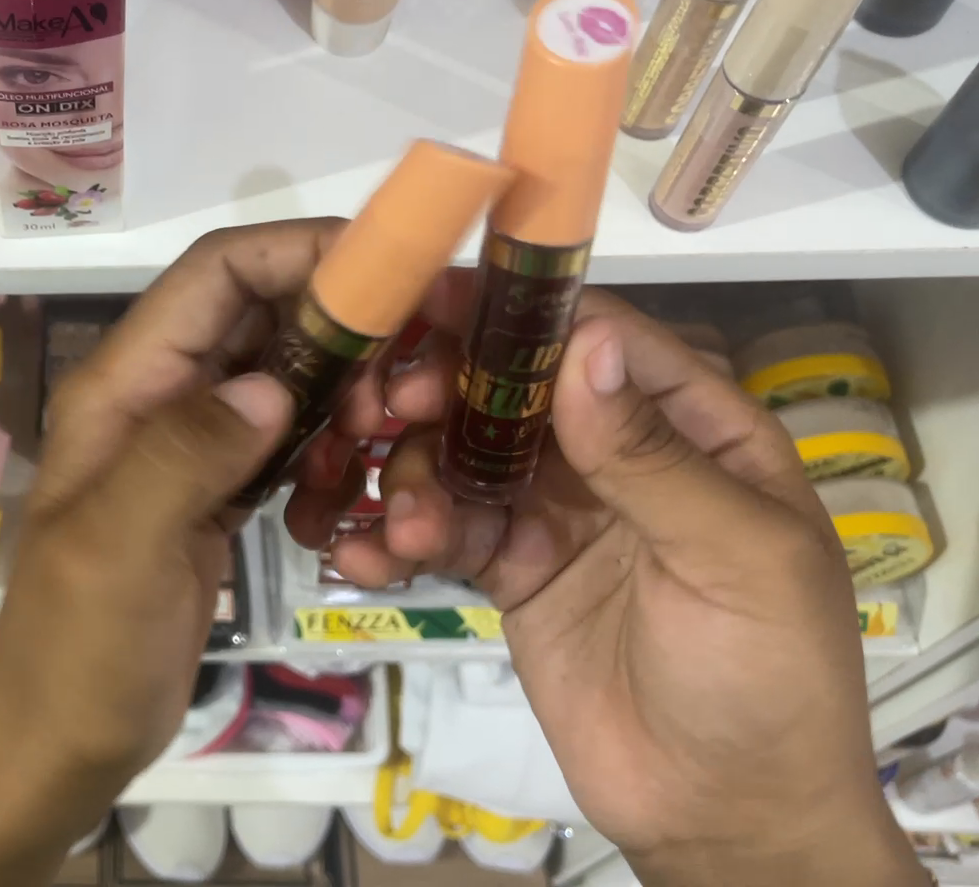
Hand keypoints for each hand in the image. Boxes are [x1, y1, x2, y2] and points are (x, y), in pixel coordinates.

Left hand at [0, 221, 390, 808]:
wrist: (63, 728)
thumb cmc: (78, 644)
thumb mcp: (117, 546)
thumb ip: (183, 454)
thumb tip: (270, 387)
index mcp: (122, 385)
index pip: (212, 276)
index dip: (298, 252)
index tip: (396, 270)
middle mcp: (155, 395)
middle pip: (257, 314)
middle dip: (341, 323)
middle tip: (415, 375)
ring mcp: (186, 442)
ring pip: (281, 372)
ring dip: (343, 385)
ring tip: (392, 432)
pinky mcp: (215, 487)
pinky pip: (285, 435)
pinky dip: (329, 441)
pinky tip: (360, 477)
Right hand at [300, 284, 920, 885]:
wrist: (708, 812)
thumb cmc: (759, 679)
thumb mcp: (734, 562)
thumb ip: (653, 457)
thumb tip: (583, 343)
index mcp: (682, 430)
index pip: (589, 341)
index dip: (507, 318)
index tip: (422, 310)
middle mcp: (598, 453)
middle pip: (494, 390)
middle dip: (428, 398)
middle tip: (375, 416)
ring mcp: (539, 504)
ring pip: (446, 456)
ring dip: (403, 481)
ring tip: (400, 535)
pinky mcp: (493, 557)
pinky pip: (428, 526)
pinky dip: (388, 538)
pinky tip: (362, 561)